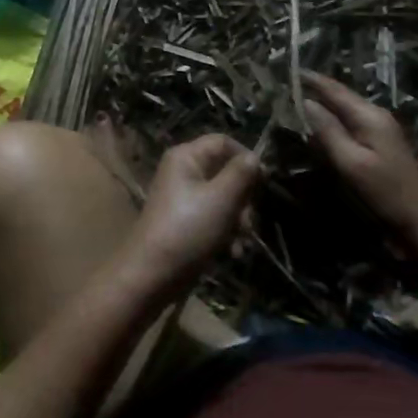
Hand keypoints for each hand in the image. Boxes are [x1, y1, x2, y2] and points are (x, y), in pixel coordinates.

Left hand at [122, 135, 259, 291]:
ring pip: (222, 197)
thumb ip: (241, 174)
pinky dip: (225, 231)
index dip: (245, 158)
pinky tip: (233, 251)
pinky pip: (213, 216)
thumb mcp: (221, 199)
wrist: (152, 274)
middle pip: (224, 171)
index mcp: (186, 157)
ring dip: (237, 218)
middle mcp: (183, 171)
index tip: (264, 183)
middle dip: (243, 197)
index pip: (223, 142)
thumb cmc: (188, 229)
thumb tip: (254, 157)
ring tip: (242, 241)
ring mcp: (183, 197)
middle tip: (250, 220)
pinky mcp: (185, 220)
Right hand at [301, 72, 417, 238]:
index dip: (313, 80)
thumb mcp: (351, 163)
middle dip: (318, 89)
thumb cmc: (384, 192)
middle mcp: (377, 114)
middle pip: (342, 96)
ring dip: (326, 102)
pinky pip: (353, 121)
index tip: (291, 70)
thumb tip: (307, 102)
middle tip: (292, 83)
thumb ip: (328, 131)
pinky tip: (323, 121)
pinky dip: (335, 117)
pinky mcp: (382, 141)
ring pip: (347, 108)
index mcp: (369, 116)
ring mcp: (382, 128)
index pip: (335, 90)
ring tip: (302, 97)